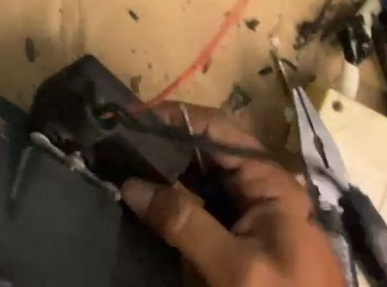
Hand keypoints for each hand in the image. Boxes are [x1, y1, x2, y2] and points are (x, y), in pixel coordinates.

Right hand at [119, 103, 345, 286]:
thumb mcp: (233, 268)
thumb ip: (182, 221)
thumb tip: (131, 183)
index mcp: (270, 182)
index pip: (215, 127)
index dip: (172, 118)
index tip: (127, 122)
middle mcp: (262, 190)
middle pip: (204, 152)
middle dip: (162, 148)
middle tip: (115, 151)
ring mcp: (253, 218)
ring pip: (200, 183)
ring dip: (163, 178)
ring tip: (120, 174)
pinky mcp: (244, 245)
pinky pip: (204, 213)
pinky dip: (174, 207)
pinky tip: (144, 210)